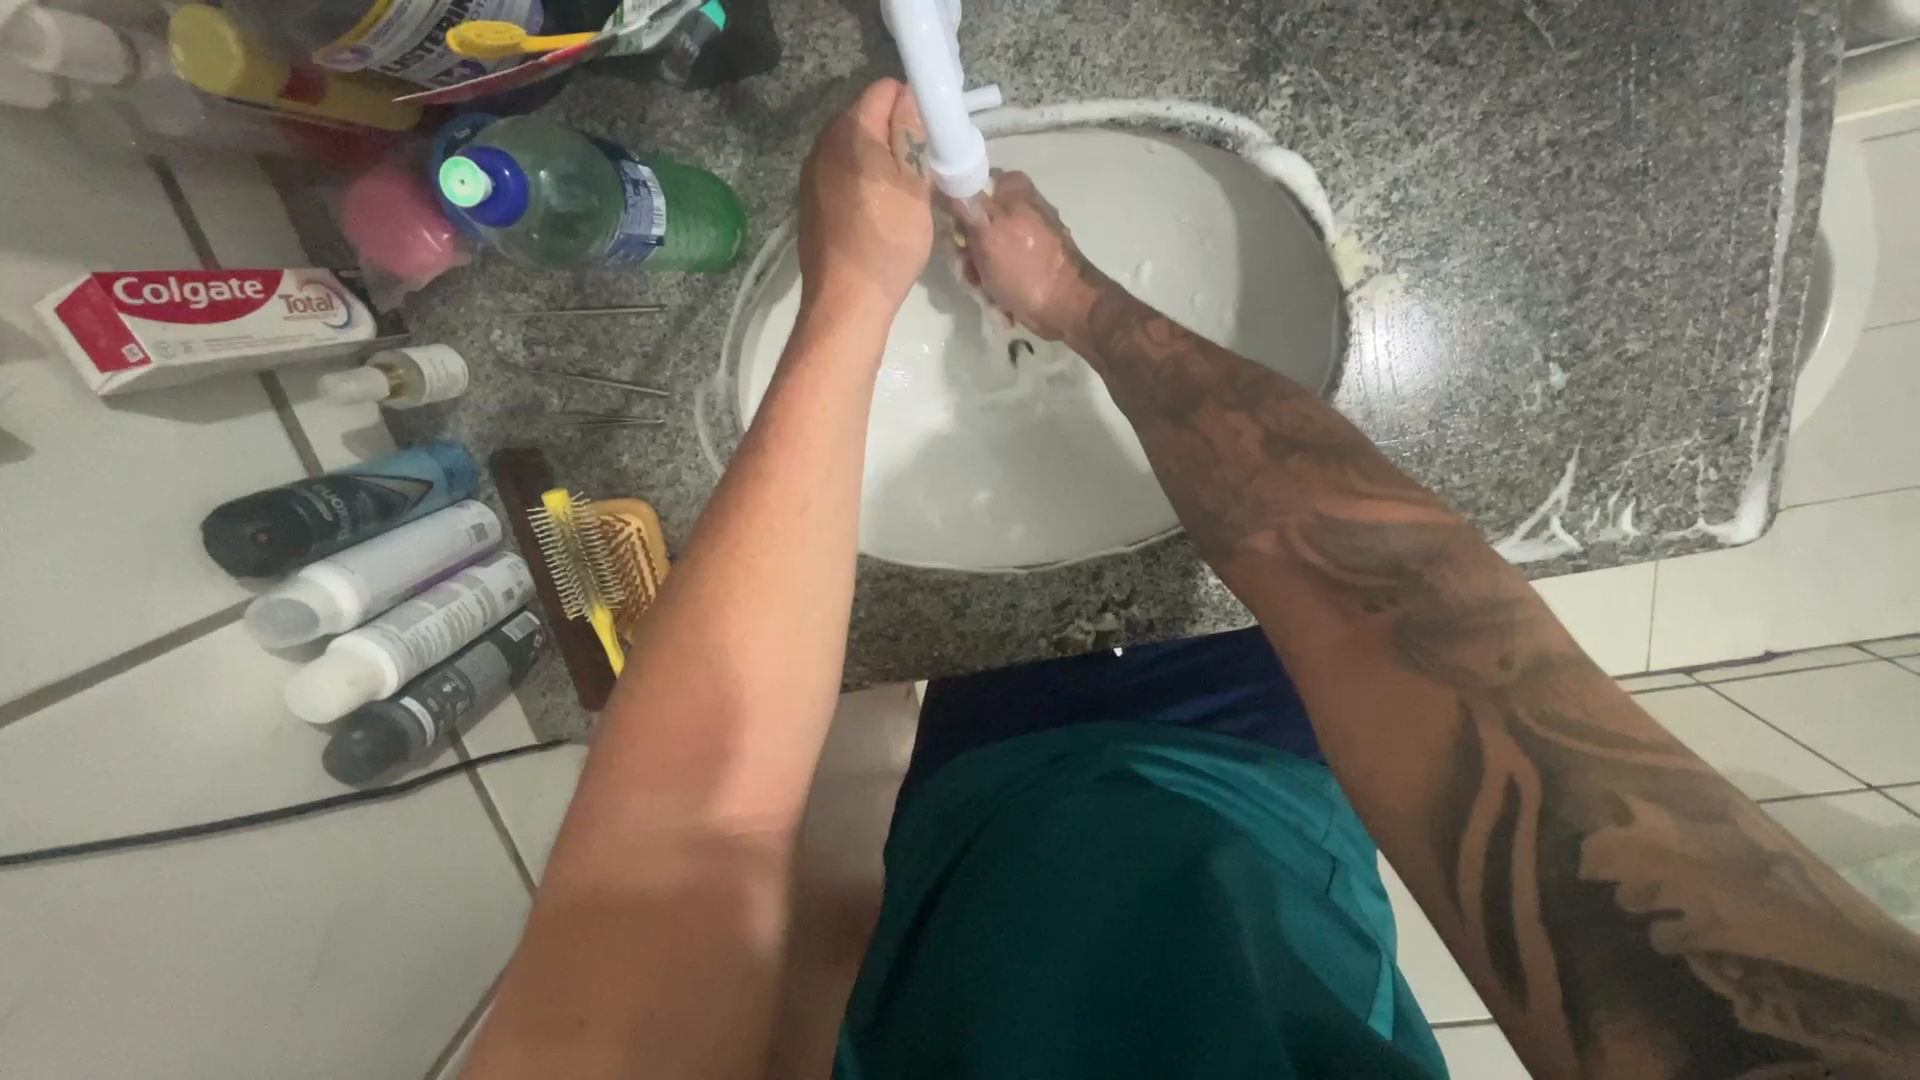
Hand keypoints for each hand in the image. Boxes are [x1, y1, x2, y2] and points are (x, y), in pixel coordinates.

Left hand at [796, 78, 932, 322]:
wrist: (846, 301)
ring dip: (881, 164)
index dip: (914, 107)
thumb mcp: (914, 186)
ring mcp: (812, 176)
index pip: (885, 90)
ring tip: (904, 199)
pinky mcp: (811, 204)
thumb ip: (911, 135)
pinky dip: (864, 186)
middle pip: (867, 119)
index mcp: (850, 130)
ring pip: (855, 152)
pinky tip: (879, 217)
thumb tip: (910, 100)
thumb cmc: (887, 242)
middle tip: (924, 173)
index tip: (934, 140)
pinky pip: (843, 178)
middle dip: (897, 137)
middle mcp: (823, 144)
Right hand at [945, 170, 1101, 341]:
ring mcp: (1026, 238)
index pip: (971, 187)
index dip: (956, 210)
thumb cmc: (1025, 268)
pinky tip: (997, 298)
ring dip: (978, 272)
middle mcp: (1021, 209)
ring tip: (984, 289)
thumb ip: (964, 205)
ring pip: (985, 250)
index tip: (952, 233)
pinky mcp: (1029, 264)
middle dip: (967, 250)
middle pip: (975, 223)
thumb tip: (941, 178)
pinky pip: (999, 270)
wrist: (1066, 307)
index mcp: (1014, 191)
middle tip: (968, 269)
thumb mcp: (988, 233)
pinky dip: (995, 284)